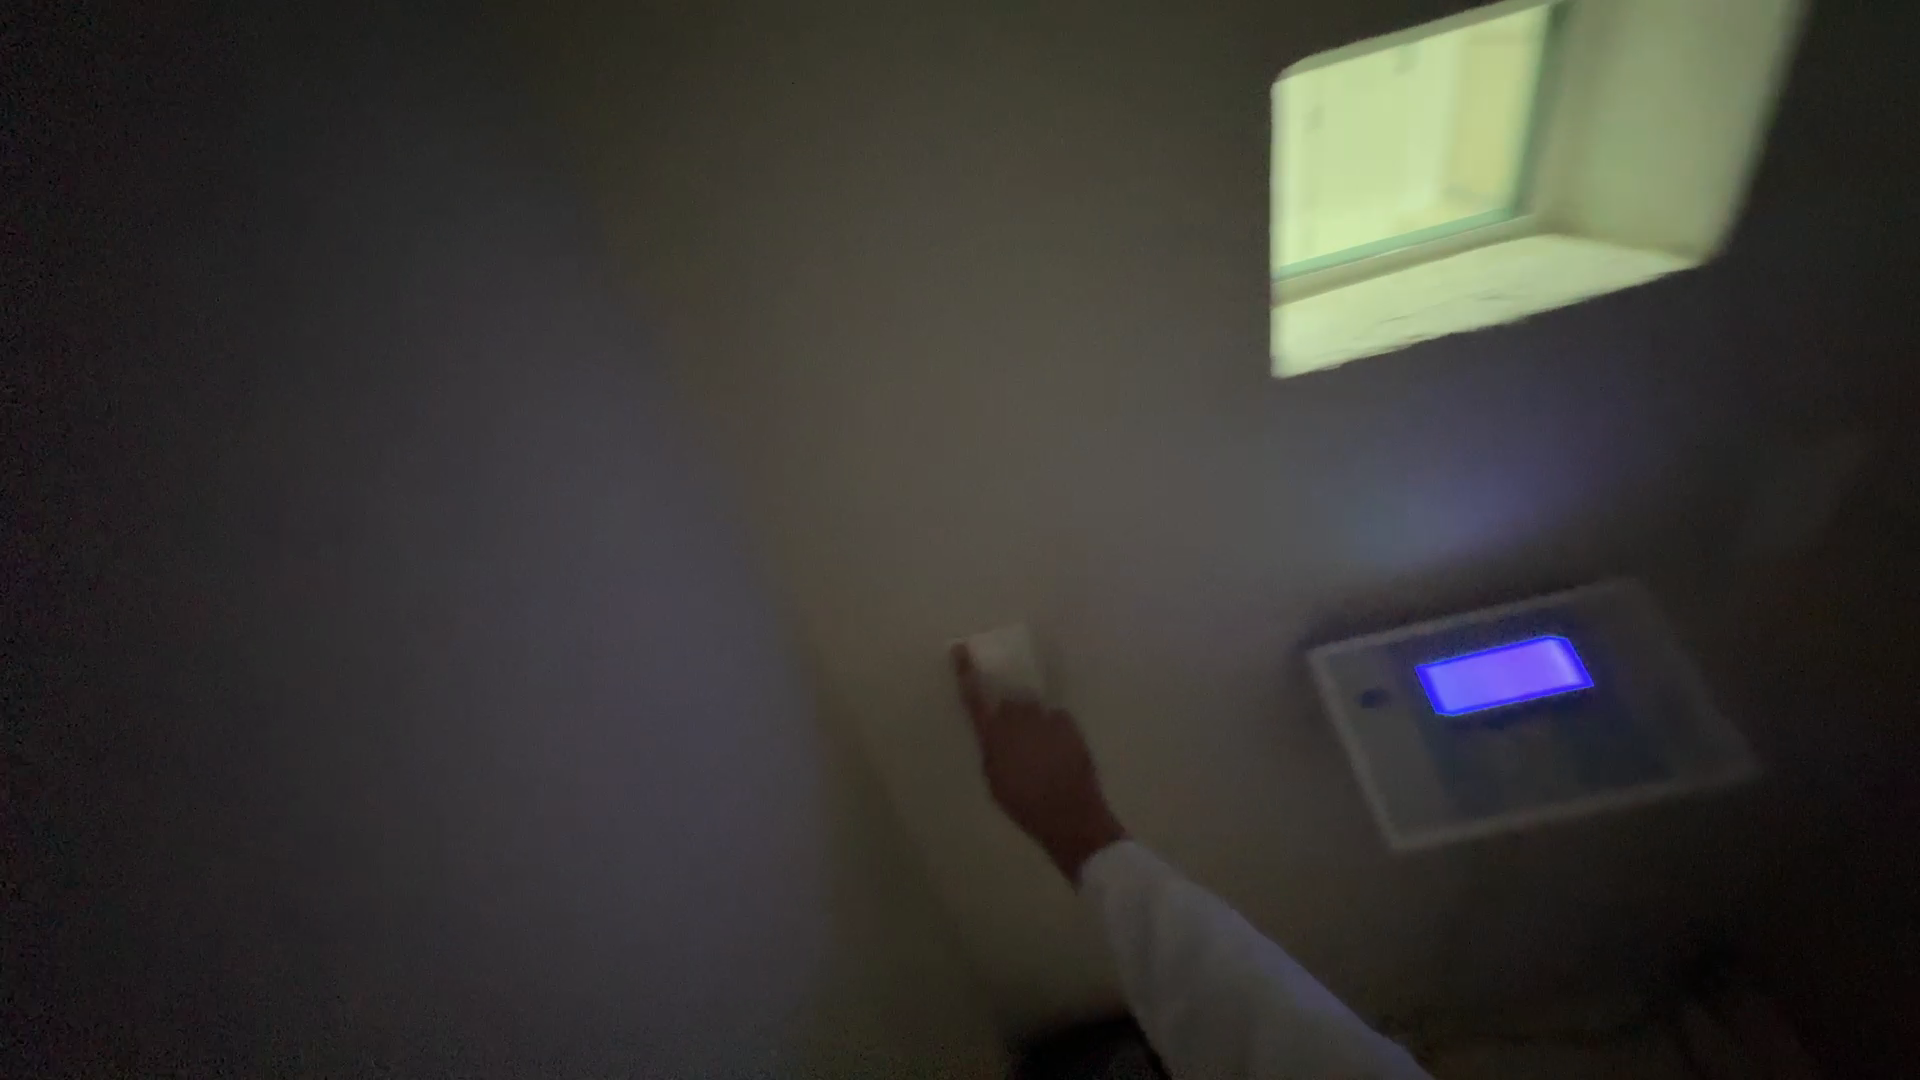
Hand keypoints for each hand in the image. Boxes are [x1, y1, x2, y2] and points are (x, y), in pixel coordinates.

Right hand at [951, 645, 1125, 882]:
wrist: (1069, 814)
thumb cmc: (1024, 804)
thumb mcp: (995, 780)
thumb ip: (992, 749)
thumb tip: (995, 733)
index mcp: (993, 734)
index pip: (974, 696)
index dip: (966, 671)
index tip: (961, 648)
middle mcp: (1016, 718)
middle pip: (1009, 702)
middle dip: (1010, 714)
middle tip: (1017, 741)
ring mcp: (1044, 717)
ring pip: (1032, 709)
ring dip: (1032, 722)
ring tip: (1041, 751)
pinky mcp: (1067, 722)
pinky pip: (1054, 718)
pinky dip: (1052, 729)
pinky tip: (1057, 752)